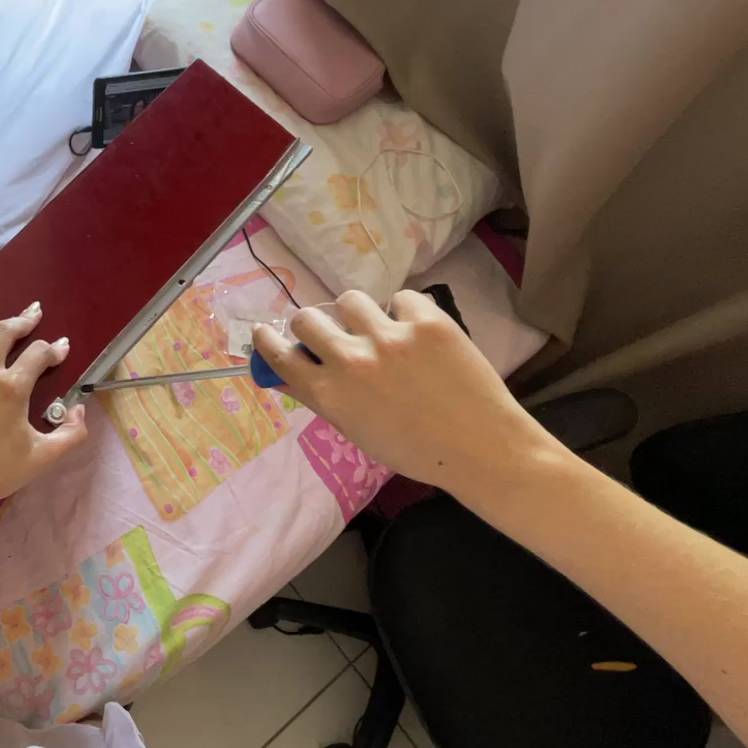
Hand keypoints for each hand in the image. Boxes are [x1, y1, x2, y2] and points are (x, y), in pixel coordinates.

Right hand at [252, 290, 564, 494]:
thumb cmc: (410, 449)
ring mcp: (389, 338)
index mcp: (328, 393)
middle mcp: (351, 361)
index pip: (279, 354)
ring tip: (378, 330)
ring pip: (349, 300)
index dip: (267, 340)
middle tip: (333, 335)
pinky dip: (405, 312)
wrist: (480, 449)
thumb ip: (316, 397)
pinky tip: (417, 334)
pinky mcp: (427, 323)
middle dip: (314, 326)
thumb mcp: (352, 429)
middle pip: (306, 319)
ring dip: (358, 314)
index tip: (266, 332)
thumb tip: (281, 374)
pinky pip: (401, 298)